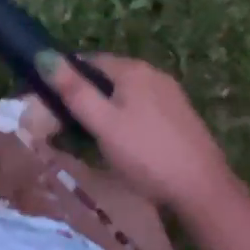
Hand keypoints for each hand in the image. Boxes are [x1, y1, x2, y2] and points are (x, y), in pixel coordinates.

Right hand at [43, 52, 238, 209]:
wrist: (206, 194)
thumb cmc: (146, 154)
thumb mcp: (102, 123)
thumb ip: (73, 89)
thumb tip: (43, 55)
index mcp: (132, 69)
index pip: (88, 60)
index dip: (69, 78)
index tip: (57, 102)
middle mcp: (154, 73)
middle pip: (109, 76)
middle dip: (91, 94)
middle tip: (77, 123)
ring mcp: (173, 96)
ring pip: (128, 94)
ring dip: (111, 107)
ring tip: (100, 136)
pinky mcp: (184, 118)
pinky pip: (146, 108)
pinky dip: (132, 119)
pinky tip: (131, 144)